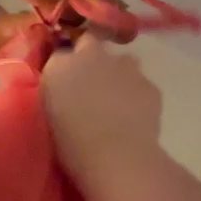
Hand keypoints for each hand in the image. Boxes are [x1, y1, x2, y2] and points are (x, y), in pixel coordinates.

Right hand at [40, 35, 163, 180]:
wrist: (116, 156)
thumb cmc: (72, 144)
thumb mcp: (51, 114)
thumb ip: (59, 90)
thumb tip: (68, 85)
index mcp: (58, 66)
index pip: (59, 53)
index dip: (65, 64)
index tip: (66, 79)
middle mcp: (91, 57)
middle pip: (91, 43)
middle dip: (92, 56)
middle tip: (91, 81)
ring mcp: (124, 67)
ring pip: (122, 60)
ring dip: (119, 72)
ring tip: (117, 99)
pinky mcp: (149, 84)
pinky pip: (142, 83)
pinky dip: (138, 94)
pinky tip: (135, 115)